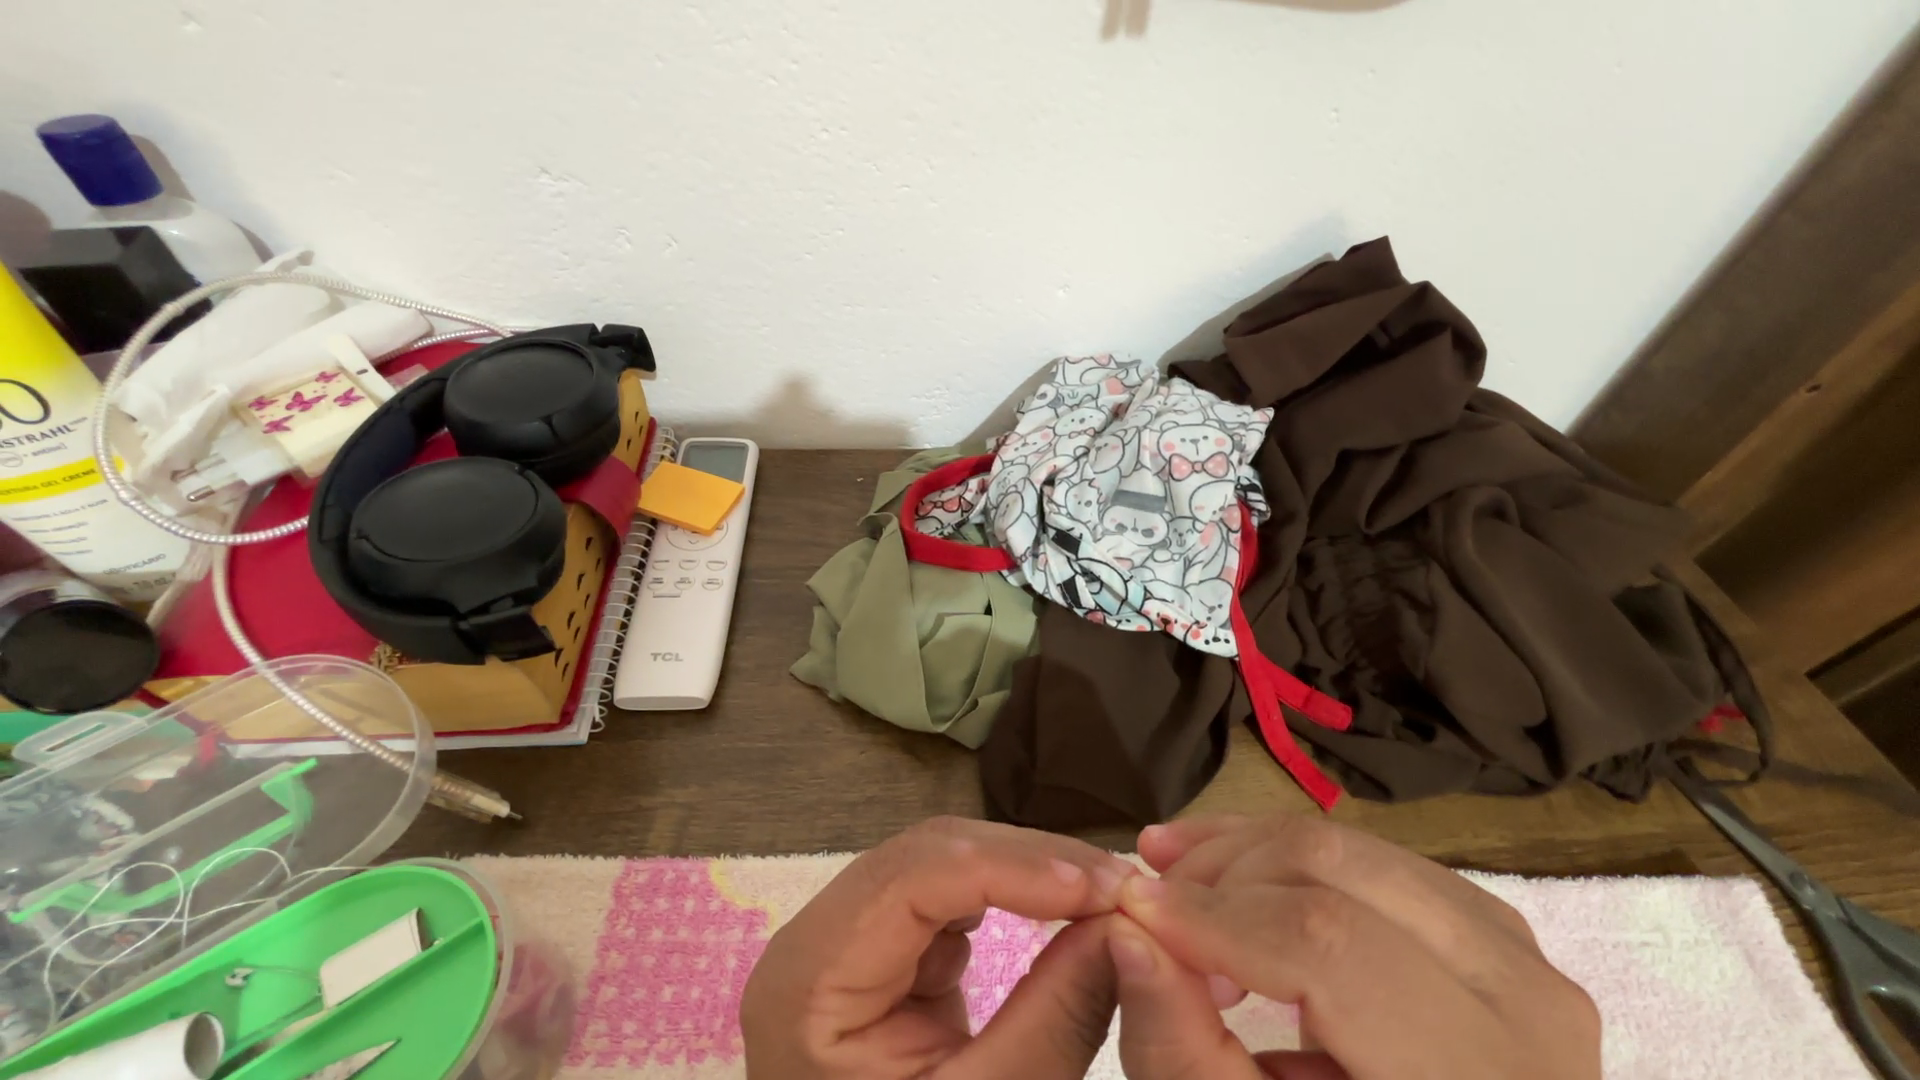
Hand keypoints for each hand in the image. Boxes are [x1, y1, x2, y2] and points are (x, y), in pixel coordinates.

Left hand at [741, 816, 1135, 1077]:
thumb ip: (1052, 1020)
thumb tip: (1124, 928)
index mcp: (810, 977)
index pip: (912, 878)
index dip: (1009, 868)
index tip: (1100, 886)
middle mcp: (817, 935)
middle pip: (927, 856)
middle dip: (1028, 860)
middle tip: (1118, 885)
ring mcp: (849, 934)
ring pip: (942, 863)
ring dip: (1024, 869)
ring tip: (1099, 892)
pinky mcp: (882, 947)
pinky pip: (948, 896)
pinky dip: (1008, 894)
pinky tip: (1056, 906)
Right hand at [1108, 814, 1601, 1079]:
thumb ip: (1182, 1049)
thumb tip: (1126, 930)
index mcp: (1479, 1076)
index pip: (1326, 945)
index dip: (1212, 918)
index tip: (1131, 910)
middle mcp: (1527, 996)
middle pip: (1332, 866)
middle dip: (1218, 873)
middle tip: (1152, 908)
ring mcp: (1515, 947)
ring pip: (1344, 842)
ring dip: (1241, 855)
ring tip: (1177, 888)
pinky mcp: (1487, 922)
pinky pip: (1365, 854)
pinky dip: (1282, 855)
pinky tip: (1230, 879)